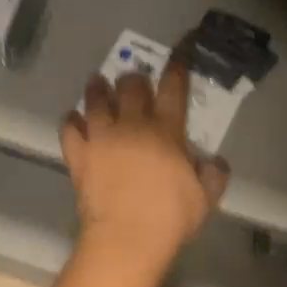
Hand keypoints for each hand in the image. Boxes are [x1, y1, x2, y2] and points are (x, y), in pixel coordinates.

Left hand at [59, 49, 230, 266]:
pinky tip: (73, 118)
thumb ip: (213, 176)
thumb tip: (216, 162)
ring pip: (96, 100)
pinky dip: (71, 121)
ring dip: (98, 89)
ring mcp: (101, 138)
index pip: (174, 88)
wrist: (126, 237)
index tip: (180, 49)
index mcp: (166, 132)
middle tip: (133, 79)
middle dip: (133, 79)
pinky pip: (69, 129)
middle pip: (131, 86)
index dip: (177, 65)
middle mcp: (132, 125)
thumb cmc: (170, 218)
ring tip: (98, 82)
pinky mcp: (79, 155)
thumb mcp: (205, 199)